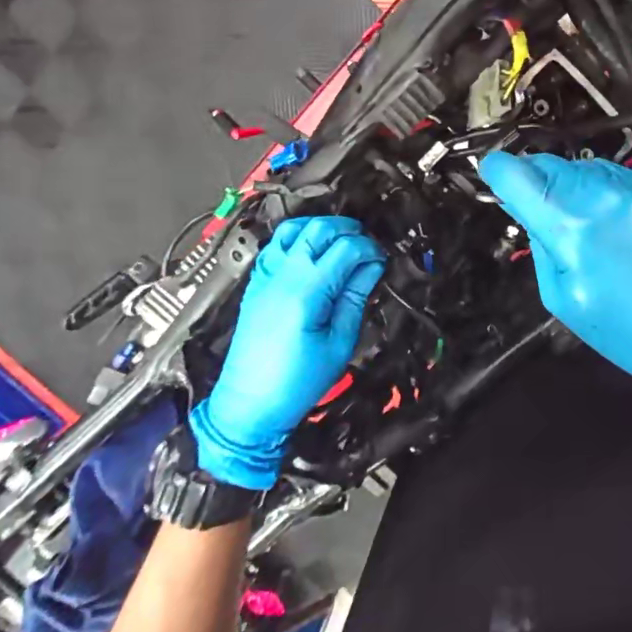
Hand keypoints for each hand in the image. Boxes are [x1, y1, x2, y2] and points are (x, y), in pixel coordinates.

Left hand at [190, 216, 385, 489]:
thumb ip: (355, 299)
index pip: (347, 248)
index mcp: (307, 290)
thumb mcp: (339, 344)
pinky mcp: (257, 282)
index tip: (382, 261)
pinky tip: (312, 252)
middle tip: (368, 248)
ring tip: (342, 244)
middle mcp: (283, 274)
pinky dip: (298, 238)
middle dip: (350, 231)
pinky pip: (277, 244)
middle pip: (320, 227)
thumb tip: (372, 268)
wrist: (249, 404)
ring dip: (322, 229)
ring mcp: (266, 275)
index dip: (371, 249)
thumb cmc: (295, 383)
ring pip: (295, 228)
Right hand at [479, 152, 631, 489]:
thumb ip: (539, 244)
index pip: (518, 175)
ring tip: (573, 219)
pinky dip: (594, 187)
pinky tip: (603, 218)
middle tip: (532, 208)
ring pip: (577, 165)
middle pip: (547, 164)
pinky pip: (607, 174)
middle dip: (531, 180)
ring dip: (564, 183)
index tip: (492, 175)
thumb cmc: (626, 331)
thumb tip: (526, 208)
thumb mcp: (561, 298)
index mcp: (573, 229)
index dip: (498, 171)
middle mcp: (603, 196)